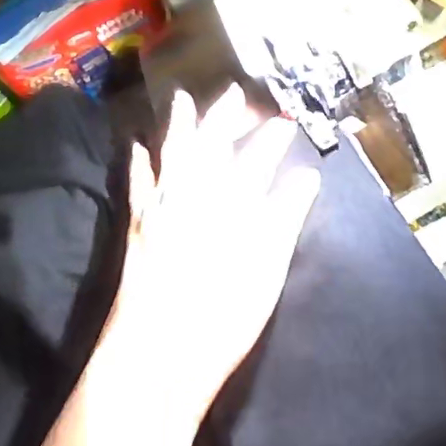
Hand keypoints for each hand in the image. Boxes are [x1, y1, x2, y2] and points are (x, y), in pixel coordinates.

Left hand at [42, 86, 320, 445]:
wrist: (156, 355)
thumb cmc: (223, 310)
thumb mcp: (268, 264)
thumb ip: (287, 213)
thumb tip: (307, 175)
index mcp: (233, 200)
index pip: (258, 156)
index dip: (273, 136)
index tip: (286, 120)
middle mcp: (197, 192)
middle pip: (211, 142)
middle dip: (224, 114)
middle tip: (233, 90)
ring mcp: (162, 206)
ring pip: (172, 153)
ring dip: (179, 124)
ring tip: (181, 98)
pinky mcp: (137, 226)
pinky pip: (138, 181)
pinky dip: (140, 161)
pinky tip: (137, 145)